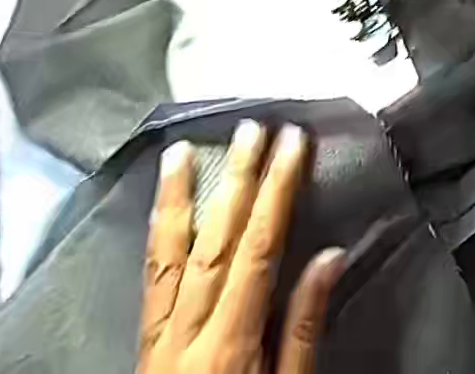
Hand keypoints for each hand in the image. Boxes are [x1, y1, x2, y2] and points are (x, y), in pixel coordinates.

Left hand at [138, 122, 344, 373]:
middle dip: (235, 181)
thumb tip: (330, 255)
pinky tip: (165, 211)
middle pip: (213, 243)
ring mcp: (155, 339)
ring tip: (180, 153)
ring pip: (167, 258)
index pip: (256, 249)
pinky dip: (157, 239)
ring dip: (176, 201)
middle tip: (251, 129)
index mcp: (225, 345)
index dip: (276, 190)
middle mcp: (182, 335)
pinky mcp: (145, 344)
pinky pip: (150, 282)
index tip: (292, 143)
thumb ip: (302, 327)